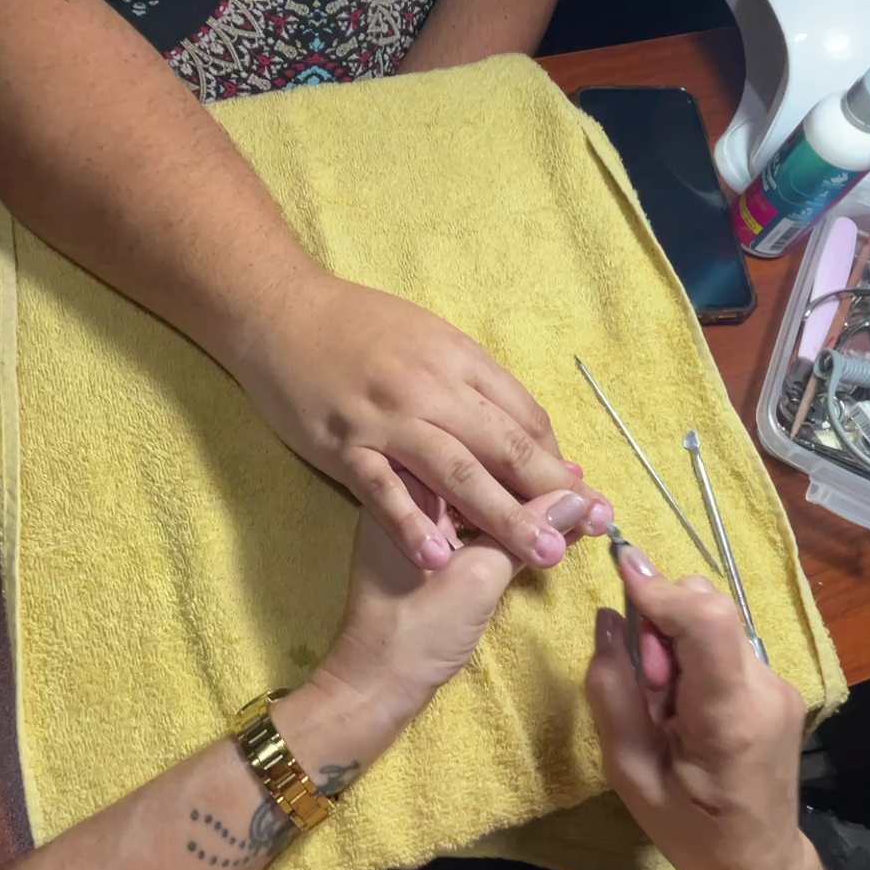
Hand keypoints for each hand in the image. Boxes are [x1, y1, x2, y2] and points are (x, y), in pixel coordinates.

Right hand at [226, 272, 610, 570]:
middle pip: (504, 446)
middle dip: (551, 493)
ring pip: (457, 472)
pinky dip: (413, 525)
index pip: (523, 415)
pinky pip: (385, 491)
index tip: (575, 494)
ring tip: (539, 555)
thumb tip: (519, 427)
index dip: (554, 459)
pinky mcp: (345, 444)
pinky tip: (439, 558)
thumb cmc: (356, 324)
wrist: (279, 310)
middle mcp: (431, 387)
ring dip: (504, 516)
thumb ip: (470, 381)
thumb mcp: (427, 336)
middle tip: (589, 532)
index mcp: (458, 357)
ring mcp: (387, 417)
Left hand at [313, 478, 590, 724]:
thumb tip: (579, 498)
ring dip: (529, 505)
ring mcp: (419, 519)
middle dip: (538, 485)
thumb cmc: (416, 632)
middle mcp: (408, 492)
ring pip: (484, 495)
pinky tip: (551, 528)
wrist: (373, 686)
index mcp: (405, 486)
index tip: (584, 482)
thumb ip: (526, 531)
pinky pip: (478, 521)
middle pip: (482, 471)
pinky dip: (512, 524)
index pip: (475, 454)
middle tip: (592, 496)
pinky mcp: (431, 545)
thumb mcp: (478, 577)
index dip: (534, 466)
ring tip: (582, 508)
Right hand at [583, 545, 818, 869]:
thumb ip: (612, 689)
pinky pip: (719, 639)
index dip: (660, 588)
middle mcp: (765, 686)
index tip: (620, 567)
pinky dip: (689, 653)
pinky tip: (681, 703)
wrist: (759, 864)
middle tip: (644, 680)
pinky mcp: (773, 681)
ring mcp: (776, 681)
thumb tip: (608, 618)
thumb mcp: (628, 770)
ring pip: (712, 617)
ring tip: (662, 700)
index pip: (707, 621)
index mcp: (730, 714)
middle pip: (708, 606)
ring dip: (672, 639)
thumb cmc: (688, 827)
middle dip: (658, 620)